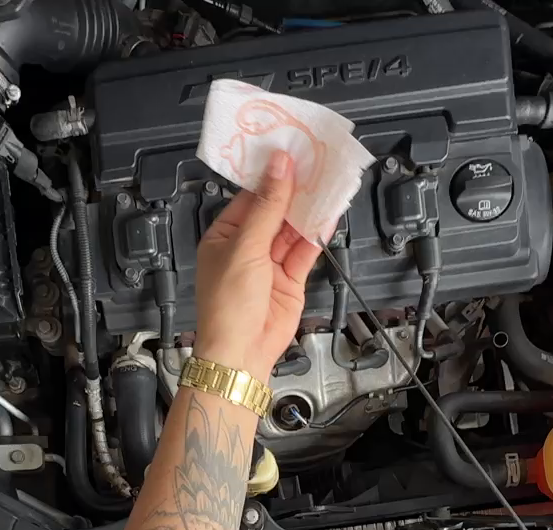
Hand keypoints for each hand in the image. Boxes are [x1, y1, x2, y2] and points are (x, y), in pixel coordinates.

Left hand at [193, 151, 324, 381]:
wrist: (241, 354)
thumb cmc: (228, 306)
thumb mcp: (245, 248)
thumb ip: (267, 208)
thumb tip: (279, 167)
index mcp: (224, 237)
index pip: (250, 198)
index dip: (271, 176)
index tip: (290, 152)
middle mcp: (247, 248)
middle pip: (275, 211)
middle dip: (294, 190)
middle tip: (316, 161)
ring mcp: (270, 265)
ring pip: (293, 230)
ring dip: (309, 210)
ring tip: (328, 182)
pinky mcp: (291, 281)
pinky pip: (305, 251)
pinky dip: (317, 235)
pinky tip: (329, 215)